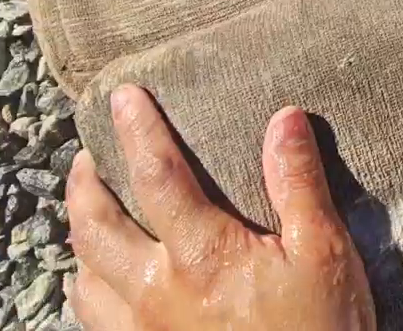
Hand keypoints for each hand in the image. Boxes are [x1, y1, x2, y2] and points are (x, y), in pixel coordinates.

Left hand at [66, 86, 376, 329]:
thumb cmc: (319, 329)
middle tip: (84, 153)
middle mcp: (157, 294)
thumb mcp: (324, 249)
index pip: (158, 177)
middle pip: (96, 230)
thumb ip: (298, 182)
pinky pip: (95, 322)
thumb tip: (283, 117)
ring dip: (78, 236)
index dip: (138, 131)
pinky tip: (104, 280)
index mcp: (203, 255)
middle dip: (83, 185)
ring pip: (83, 280)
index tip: (122, 95)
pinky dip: (87, 288)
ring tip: (88, 209)